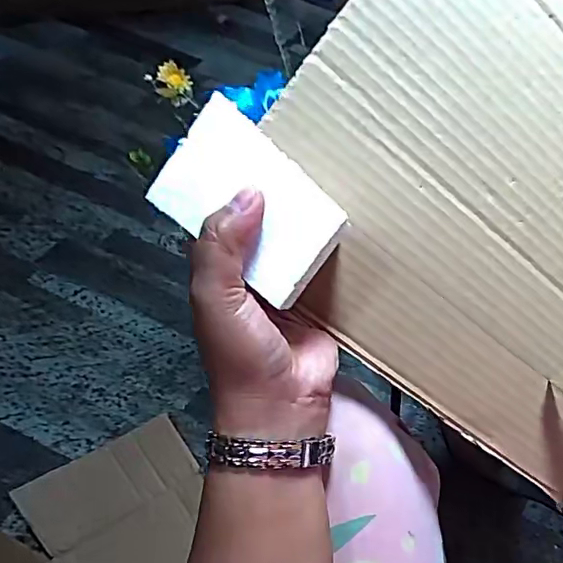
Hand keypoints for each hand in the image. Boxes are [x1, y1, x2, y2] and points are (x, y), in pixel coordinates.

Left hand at [191, 189, 339, 437]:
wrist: (285, 402)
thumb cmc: (240, 356)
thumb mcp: (215, 297)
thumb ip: (221, 248)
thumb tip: (249, 195)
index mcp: (219, 275)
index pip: (223, 225)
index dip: (232, 194)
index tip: (249, 159)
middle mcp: (254, 279)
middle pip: (265, 232)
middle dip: (277, 205)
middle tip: (296, 168)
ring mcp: (292, 292)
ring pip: (298, 249)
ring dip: (308, 228)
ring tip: (324, 192)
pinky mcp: (325, 304)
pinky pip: (330, 273)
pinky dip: (336, 255)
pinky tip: (348, 232)